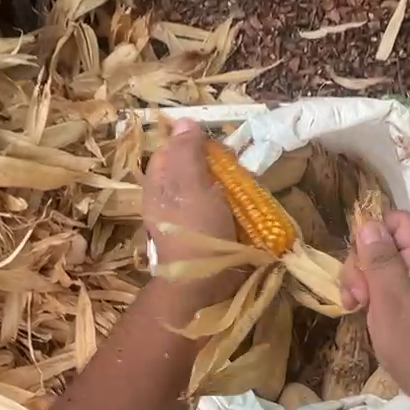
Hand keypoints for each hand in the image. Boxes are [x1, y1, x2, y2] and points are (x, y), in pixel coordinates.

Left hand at [143, 119, 241, 316]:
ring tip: (248, 193)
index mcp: (160, 182)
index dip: (199, 144)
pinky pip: (225, 211)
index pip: (176, 147)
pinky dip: (238, 208)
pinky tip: (249, 212)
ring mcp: (191, 219)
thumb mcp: (190, 185)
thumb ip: (187, 152)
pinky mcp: (209, 236)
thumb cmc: (195, 233)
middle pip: (198, 168)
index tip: (222, 150)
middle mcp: (172, 198)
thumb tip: (185, 120)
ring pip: (215, 189)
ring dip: (233, 188)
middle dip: (221, 168)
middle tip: (238, 174)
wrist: (205, 288)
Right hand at [340, 211, 409, 405]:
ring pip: (380, 266)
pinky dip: (370, 297)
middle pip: (384, 243)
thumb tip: (369, 224)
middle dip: (362, 263)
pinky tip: (360, 313)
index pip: (398, 220)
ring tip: (356, 307)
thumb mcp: (390, 299)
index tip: (358, 259)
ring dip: (361, 282)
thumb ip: (380, 259)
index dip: (373, 232)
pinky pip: (385, 287)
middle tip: (357, 294)